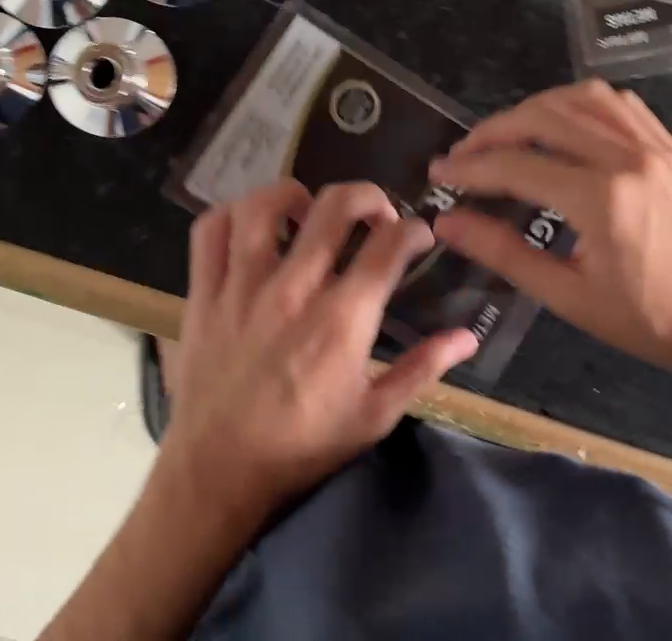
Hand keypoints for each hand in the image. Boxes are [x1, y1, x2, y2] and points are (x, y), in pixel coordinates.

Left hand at [156, 179, 480, 528]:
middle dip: (368, 196)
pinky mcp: (203, 295)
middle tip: (376, 215)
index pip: (388, 245)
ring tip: (311, 212)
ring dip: (297, 195)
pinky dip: (231, 215)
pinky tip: (252, 229)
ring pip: (265, 206)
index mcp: (343, 319)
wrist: (217, 475)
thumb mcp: (374, 416)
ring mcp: (243, 288)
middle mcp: (294, 290)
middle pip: (336, 207)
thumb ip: (423, 368)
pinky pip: (209, 231)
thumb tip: (468, 337)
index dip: (414, 228)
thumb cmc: (303, 447)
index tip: (419, 236)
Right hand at [429, 82, 671, 389]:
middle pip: (545, 117)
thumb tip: (448, 223)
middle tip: (465, 153)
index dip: (470, 168)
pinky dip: (581, 104)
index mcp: (603, 199)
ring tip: (507, 134)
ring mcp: (657, 147)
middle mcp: (630, 158)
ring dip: (536, 108)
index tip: (439, 174)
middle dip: (495, 130)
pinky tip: (563, 125)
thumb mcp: (567, 296)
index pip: (518, 166)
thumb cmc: (646, 321)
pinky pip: (621, 105)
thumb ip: (503, 252)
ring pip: (583, 98)